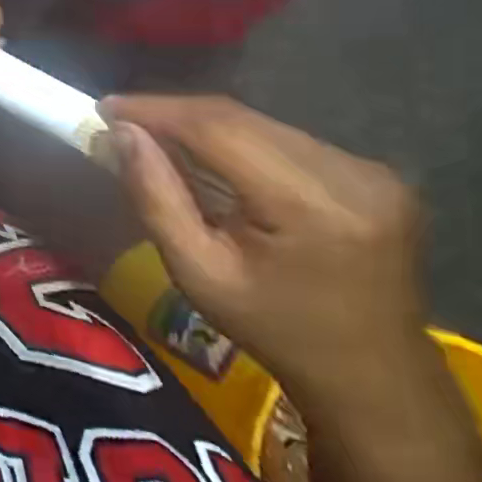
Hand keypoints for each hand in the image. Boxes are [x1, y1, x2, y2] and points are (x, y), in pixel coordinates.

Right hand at [102, 95, 431, 404]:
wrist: (370, 375)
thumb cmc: (273, 332)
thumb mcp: (199, 274)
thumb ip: (157, 199)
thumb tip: (123, 133)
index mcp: (310, 205)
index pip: (221, 128)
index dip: (159, 109)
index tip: (107, 106)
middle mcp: (350, 173)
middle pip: (243, 119)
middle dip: (176, 115)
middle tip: (123, 120)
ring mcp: (370, 170)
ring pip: (264, 125)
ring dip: (206, 127)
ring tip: (158, 137)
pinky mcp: (374, 172)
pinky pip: (288, 141)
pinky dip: (241, 142)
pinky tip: (213, 158)